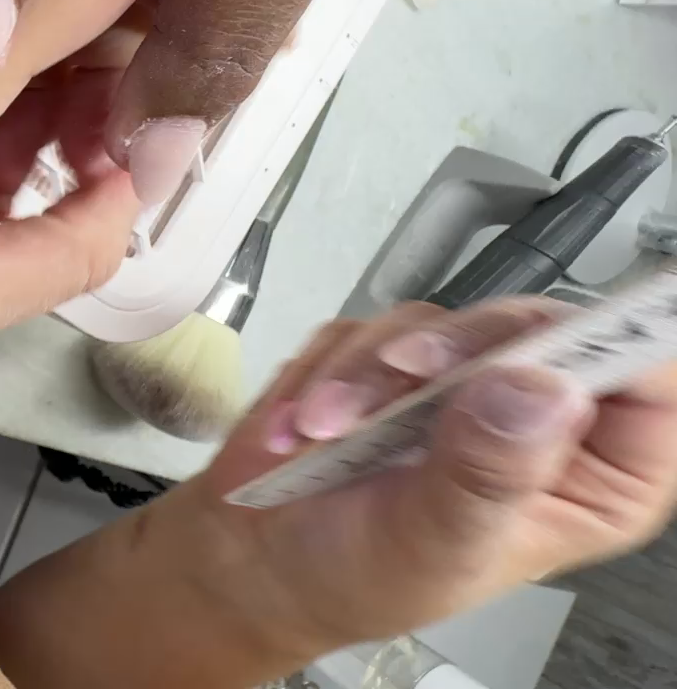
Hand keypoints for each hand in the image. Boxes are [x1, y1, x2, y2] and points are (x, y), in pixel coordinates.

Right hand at [161, 298, 676, 652]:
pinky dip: (315, 372)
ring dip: (358, 372)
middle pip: (522, 330)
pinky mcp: (365, 367)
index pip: (642, 389)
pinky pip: (348, 334)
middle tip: (399, 370)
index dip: (607, 350)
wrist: (260, 555)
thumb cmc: (364, 573)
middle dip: (448, 348)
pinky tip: (296, 424)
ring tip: (318, 430)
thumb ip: (488, 469)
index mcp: (587, 474)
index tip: (537, 346)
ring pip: (420, 325)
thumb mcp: (438, 540)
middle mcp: (521, 418)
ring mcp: (436, 387)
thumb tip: (539, 388)